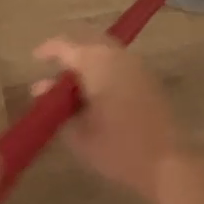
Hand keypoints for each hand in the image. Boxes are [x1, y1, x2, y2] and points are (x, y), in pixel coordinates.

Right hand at [33, 35, 179, 203]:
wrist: (169, 164)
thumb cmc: (118, 149)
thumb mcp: (79, 133)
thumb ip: (57, 107)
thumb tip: (41, 88)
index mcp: (96, 62)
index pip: (65, 44)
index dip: (47, 50)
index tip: (34, 59)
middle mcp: (116, 54)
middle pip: (86, 39)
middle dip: (68, 51)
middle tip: (53, 69)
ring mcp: (135, 63)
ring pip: (103, 48)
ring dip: (86, 58)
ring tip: (73, 84)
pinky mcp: (148, 77)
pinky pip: (117, 60)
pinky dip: (102, 67)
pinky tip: (96, 91)